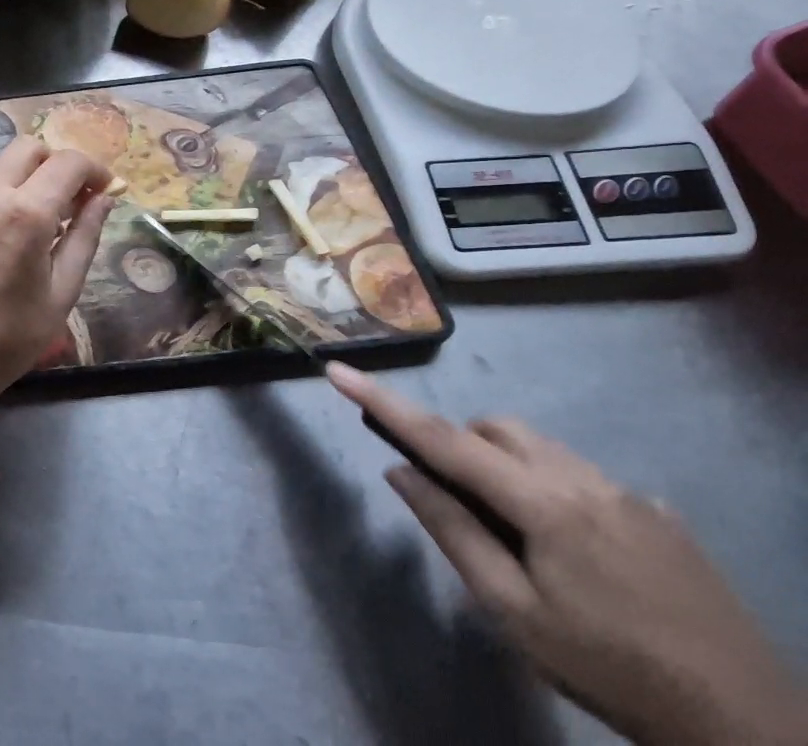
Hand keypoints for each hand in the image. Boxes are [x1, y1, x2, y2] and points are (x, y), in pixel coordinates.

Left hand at [0, 136, 113, 417]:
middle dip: (55, 164)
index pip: (67, 162)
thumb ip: (84, 237)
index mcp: (25, 214)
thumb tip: (102, 199)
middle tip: (70, 199)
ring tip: (34, 224)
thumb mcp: (61, 292)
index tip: (103, 190)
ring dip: (23, 182)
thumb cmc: (8, 337)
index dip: (93, 169)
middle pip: (27, 148)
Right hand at [329, 363, 807, 745]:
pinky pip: (587, 480)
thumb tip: (402, 472)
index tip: (338, 371)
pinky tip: (572, 555)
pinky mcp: (665, 519)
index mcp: (547, 504)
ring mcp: (635, 498)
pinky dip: (552, 491)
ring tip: (508, 532)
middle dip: (458, 444)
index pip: (446, 439)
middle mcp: (592, 483)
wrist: (744, 723)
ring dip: (505, 466)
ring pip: (545, 450)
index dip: (385, 404)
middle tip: (447, 498)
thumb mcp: (511, 609)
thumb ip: (453, 531)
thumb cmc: (606, 666)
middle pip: (500, 430)